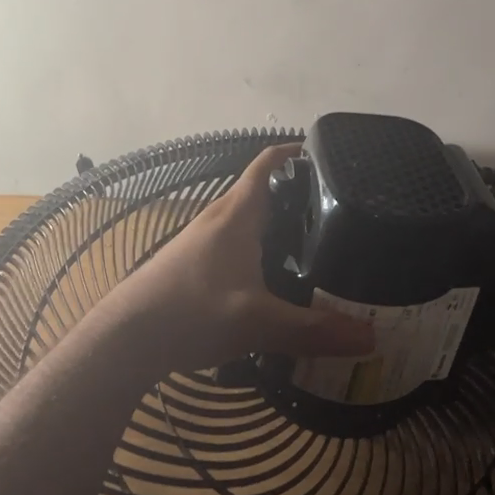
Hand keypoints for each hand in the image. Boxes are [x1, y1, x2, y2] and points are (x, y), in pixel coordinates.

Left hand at [98, 144, 374, 373]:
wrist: (122, 339)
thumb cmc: (190, 313)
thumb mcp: (258, 322)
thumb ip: (314, 330)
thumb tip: (372, 339)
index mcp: (235, 215)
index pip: (267, 164)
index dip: (296, 154)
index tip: (330, 161)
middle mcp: (217, 221)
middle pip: (263, 196)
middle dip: (299, 201)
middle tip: (338, 220)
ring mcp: (200, 245)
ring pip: (248, 226)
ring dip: (278, 233)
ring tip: (316, 254)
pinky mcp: (191, 269)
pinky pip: (236, 251)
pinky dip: (260, 258)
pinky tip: (274, 289)